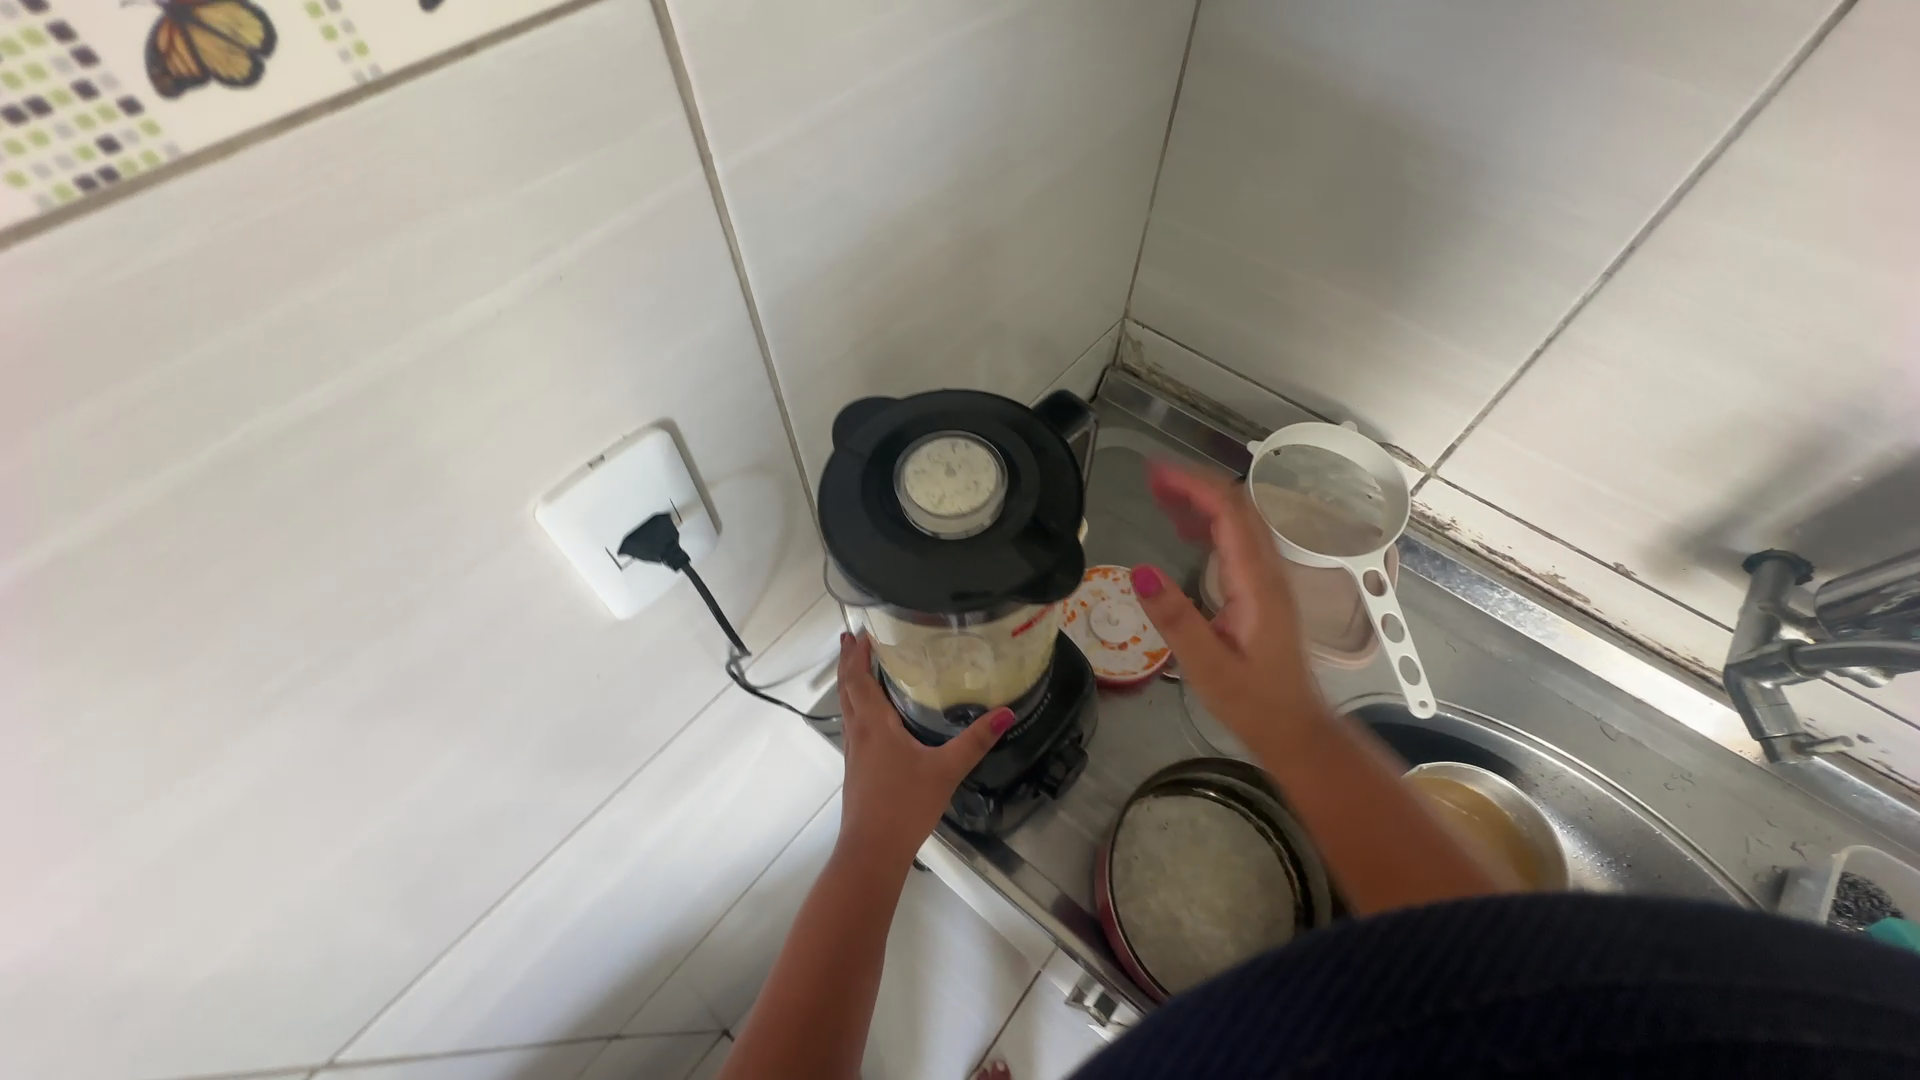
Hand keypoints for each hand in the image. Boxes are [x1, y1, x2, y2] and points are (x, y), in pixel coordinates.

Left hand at [834, 632, 1013, 864]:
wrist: (871, 851)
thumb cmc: (904, 805)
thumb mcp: (946, 770)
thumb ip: (975, 741)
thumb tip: (1006, 713)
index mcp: (874, 724)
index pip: (858, 678)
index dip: (857, 653)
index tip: (860, 629)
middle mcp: (858, 733)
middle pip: (847, 689)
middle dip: (849, 662)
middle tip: (852, 637)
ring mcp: (854, 753)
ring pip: (847, 708)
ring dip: (851, 684)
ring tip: (860, 667)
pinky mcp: (856, 770)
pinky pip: (853, 726)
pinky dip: (858, 707)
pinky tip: (874, 718)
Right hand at [1131, 462, 1328, 755]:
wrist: (1296, 728)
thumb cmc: (1253, 703)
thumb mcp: (1207, 666)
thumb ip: (1175, 618)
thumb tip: (1140, 571)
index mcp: (1257, 583)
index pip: (1229, 513)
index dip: (1193, 485)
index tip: (1154, 473)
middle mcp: (1269, 571)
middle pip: (1238, 507)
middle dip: (1194, 484)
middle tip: (1149, 479)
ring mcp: (1270, 579)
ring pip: (1240, 521)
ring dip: (1202, 501)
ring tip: (1158, 496)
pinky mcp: (1264, 590)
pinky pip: (1239, 540)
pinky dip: (1209, 524)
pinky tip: (1184, 532)